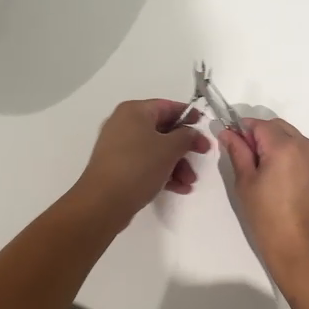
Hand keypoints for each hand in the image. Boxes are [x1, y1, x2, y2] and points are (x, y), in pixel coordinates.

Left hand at [68, 99, 210, 224]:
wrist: (103, 202)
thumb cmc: (139, 166)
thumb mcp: (170, 149)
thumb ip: (186, 136)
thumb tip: (190, 133)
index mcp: (134, 111)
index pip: (168, 106)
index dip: (189, 115)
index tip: (205, 126)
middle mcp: (124, 124)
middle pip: (163, 130)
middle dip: (185, 147)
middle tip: (203, 155)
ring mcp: (119, 146)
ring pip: (156, 150)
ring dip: (177, 164)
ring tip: (190, 182)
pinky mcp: (118, 167)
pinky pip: (145, 164)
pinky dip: (162, 172)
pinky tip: (179, 188)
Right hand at [219, 117, 308, 275]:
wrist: (301, 248)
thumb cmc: (267, 217)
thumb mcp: (246, 183)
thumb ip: (238, 152)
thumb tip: (228, 133)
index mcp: (284, 146)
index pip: (259, 124)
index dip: (242, 129)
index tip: (229, 141)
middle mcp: (304, 145)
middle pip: (276, 126)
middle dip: (258, 134)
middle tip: (243, 157)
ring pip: (290, 136)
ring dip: (273, 142)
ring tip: (259, 169)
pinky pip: (300, 149)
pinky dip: (286, 152)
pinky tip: (275, 175)